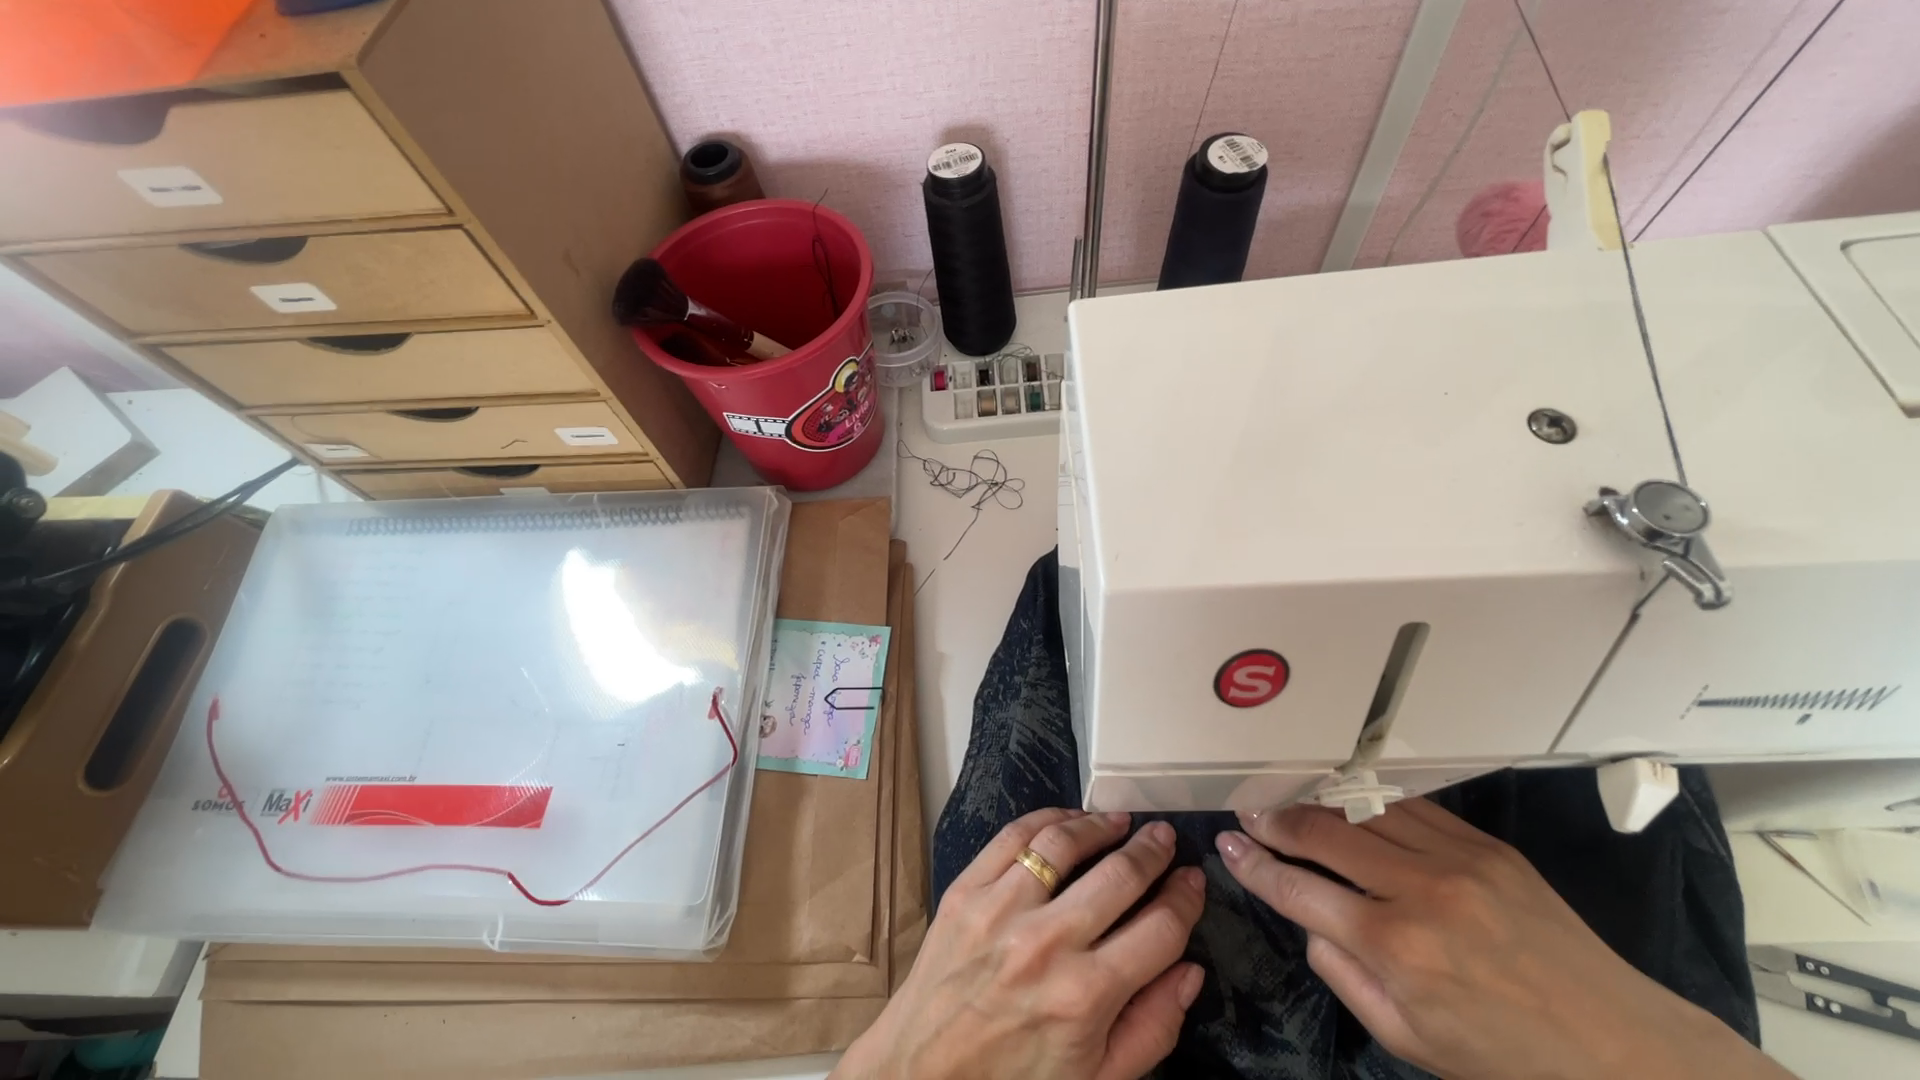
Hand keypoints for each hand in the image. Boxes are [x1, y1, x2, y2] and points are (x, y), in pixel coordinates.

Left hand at [835, 808, 1205, 1079]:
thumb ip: (1154, 1027)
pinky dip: (1045, 818)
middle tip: (1164, 837)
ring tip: (1119, 821)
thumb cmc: (1017, 1078)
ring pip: (1063, 844)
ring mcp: (1001, 910)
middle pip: (1119, 876)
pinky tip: (1066, 820)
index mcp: (1088, 995)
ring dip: (1099, 825)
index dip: (1185, 898)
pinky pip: (1011, 836)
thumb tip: (1190, 968)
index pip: (1160, 929)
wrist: (923, 1073)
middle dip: (1152, 851)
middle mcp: (1047, 944)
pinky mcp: (965, 892)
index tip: (1193, 879)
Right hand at [1216, 798, 1791, 1079]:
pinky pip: (1410, 808)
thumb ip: (1342, 976)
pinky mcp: (1487, 845)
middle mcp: (1416, 891)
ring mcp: (1455, 859)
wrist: (1618, 1046)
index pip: (1297, 890)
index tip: (1226, 844)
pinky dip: (1368, 801)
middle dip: (1274, 821)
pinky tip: (1347, 801)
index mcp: (1392, 949)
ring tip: (1287, 800)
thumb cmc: (1502, 1057)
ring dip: (1315, 803)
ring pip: (1361, 810)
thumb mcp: (1405, 1039)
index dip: (1253, 864)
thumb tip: (1311, 924)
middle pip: (1321, 834)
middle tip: (1247, 812)